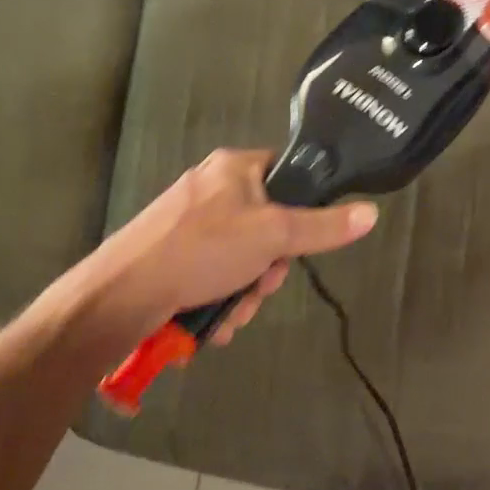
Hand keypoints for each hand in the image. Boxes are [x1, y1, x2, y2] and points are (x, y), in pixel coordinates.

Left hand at [77, 148, 377, 344]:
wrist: (116, 297)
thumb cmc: (200, 251)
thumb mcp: (273, 236)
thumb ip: (323, 227)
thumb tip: (372, 213)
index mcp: (234, 167)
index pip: (286, 173)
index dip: (301, 208)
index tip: (299, 240)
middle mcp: (210, 188)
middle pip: (267, 224)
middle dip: (268, 267)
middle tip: (261, 285)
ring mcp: (186, 223)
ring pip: (241, 256)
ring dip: (245, 292)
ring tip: (232, 315)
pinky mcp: (169, 256)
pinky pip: (213, 272)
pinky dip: (219, 298)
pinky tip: (214, 323)